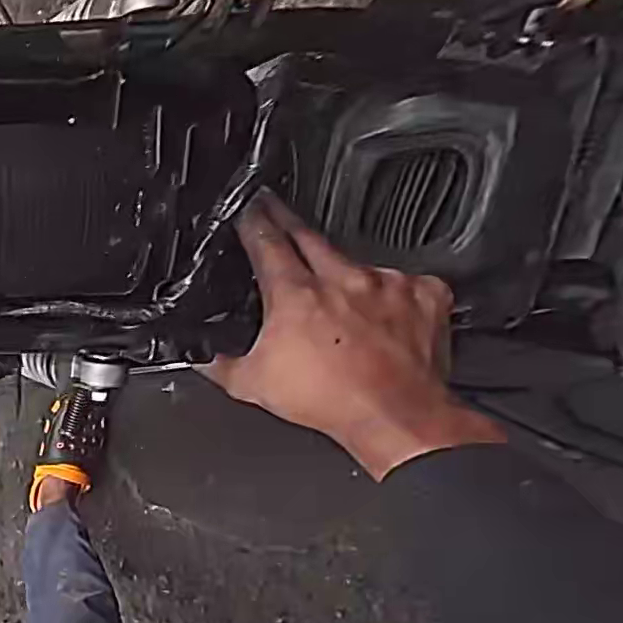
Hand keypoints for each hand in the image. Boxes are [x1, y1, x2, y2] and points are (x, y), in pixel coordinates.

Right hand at [204, 191, 505, 478]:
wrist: (395, 415)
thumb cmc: (329, 399)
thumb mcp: (252, 384)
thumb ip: (218, 364)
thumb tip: (199, 356)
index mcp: (295, 295)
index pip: (267, 243)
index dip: (253, 221)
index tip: (248, 208)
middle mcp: (342, 280)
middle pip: (307, 234)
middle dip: (285, 218)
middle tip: (274, 207)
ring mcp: (387, 284)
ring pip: (353, 260)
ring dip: (336, 267)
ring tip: (328, 285)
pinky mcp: (424, 294)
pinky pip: (399, 279)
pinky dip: (384, 291)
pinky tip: (374, 310)